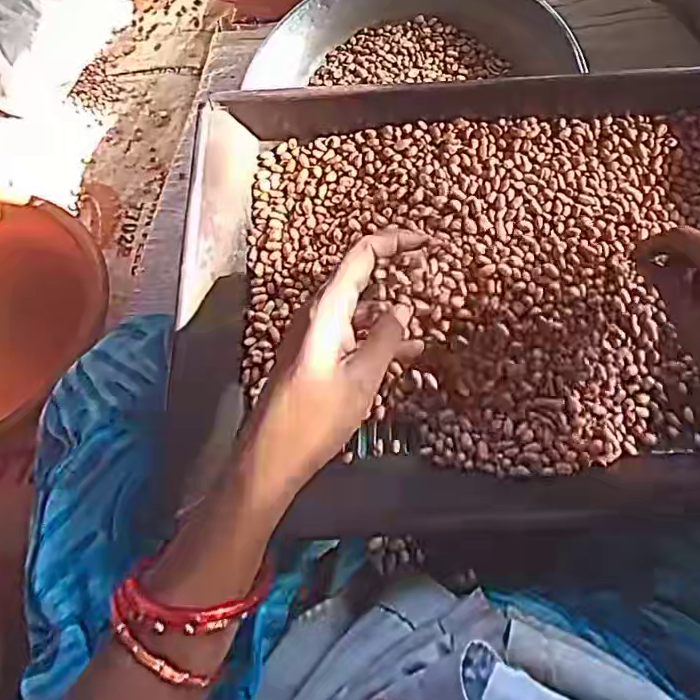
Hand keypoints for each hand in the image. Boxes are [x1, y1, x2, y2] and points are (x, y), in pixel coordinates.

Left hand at [240, 230, 427, 493]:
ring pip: (360, 307)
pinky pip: (352, 331)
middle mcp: (318, 314)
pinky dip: (378, 334)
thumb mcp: (362, 378)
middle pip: (360, 275)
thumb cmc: (314, 419)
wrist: (271, 458)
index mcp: (326, 310)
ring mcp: (315, 334)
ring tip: (425, 316)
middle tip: (429, 270)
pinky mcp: (316, 354)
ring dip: (391, 309)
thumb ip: (387, 338)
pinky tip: (406, 349)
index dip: (395, 241)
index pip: (362, 254)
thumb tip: (404, 309)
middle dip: (396, 270)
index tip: (424, 241)